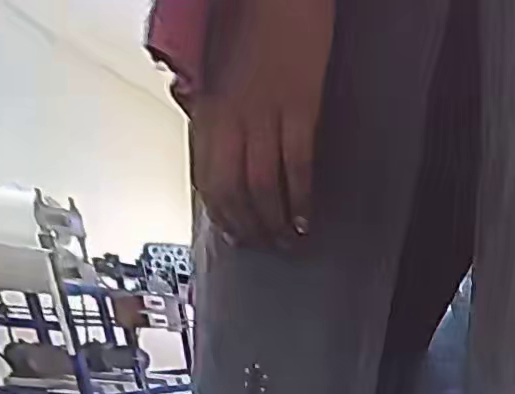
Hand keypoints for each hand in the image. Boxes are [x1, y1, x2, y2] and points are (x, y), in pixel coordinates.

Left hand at [173, 0, 333, 248]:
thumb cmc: (251, 27)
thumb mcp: (217, 73)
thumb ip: (214, 114)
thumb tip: (215, 155)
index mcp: (210, 109)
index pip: (208, 178)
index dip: (222, 216)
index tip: (236, 237)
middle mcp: (231, 116)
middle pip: (235, 190)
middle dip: (251, 227)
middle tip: (266, 245)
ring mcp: (265, 114)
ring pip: (264, 186)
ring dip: (276, 222)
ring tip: (289, 240)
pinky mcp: (297, 110)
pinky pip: (297, 167)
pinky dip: (301, 200)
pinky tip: (306, 218)